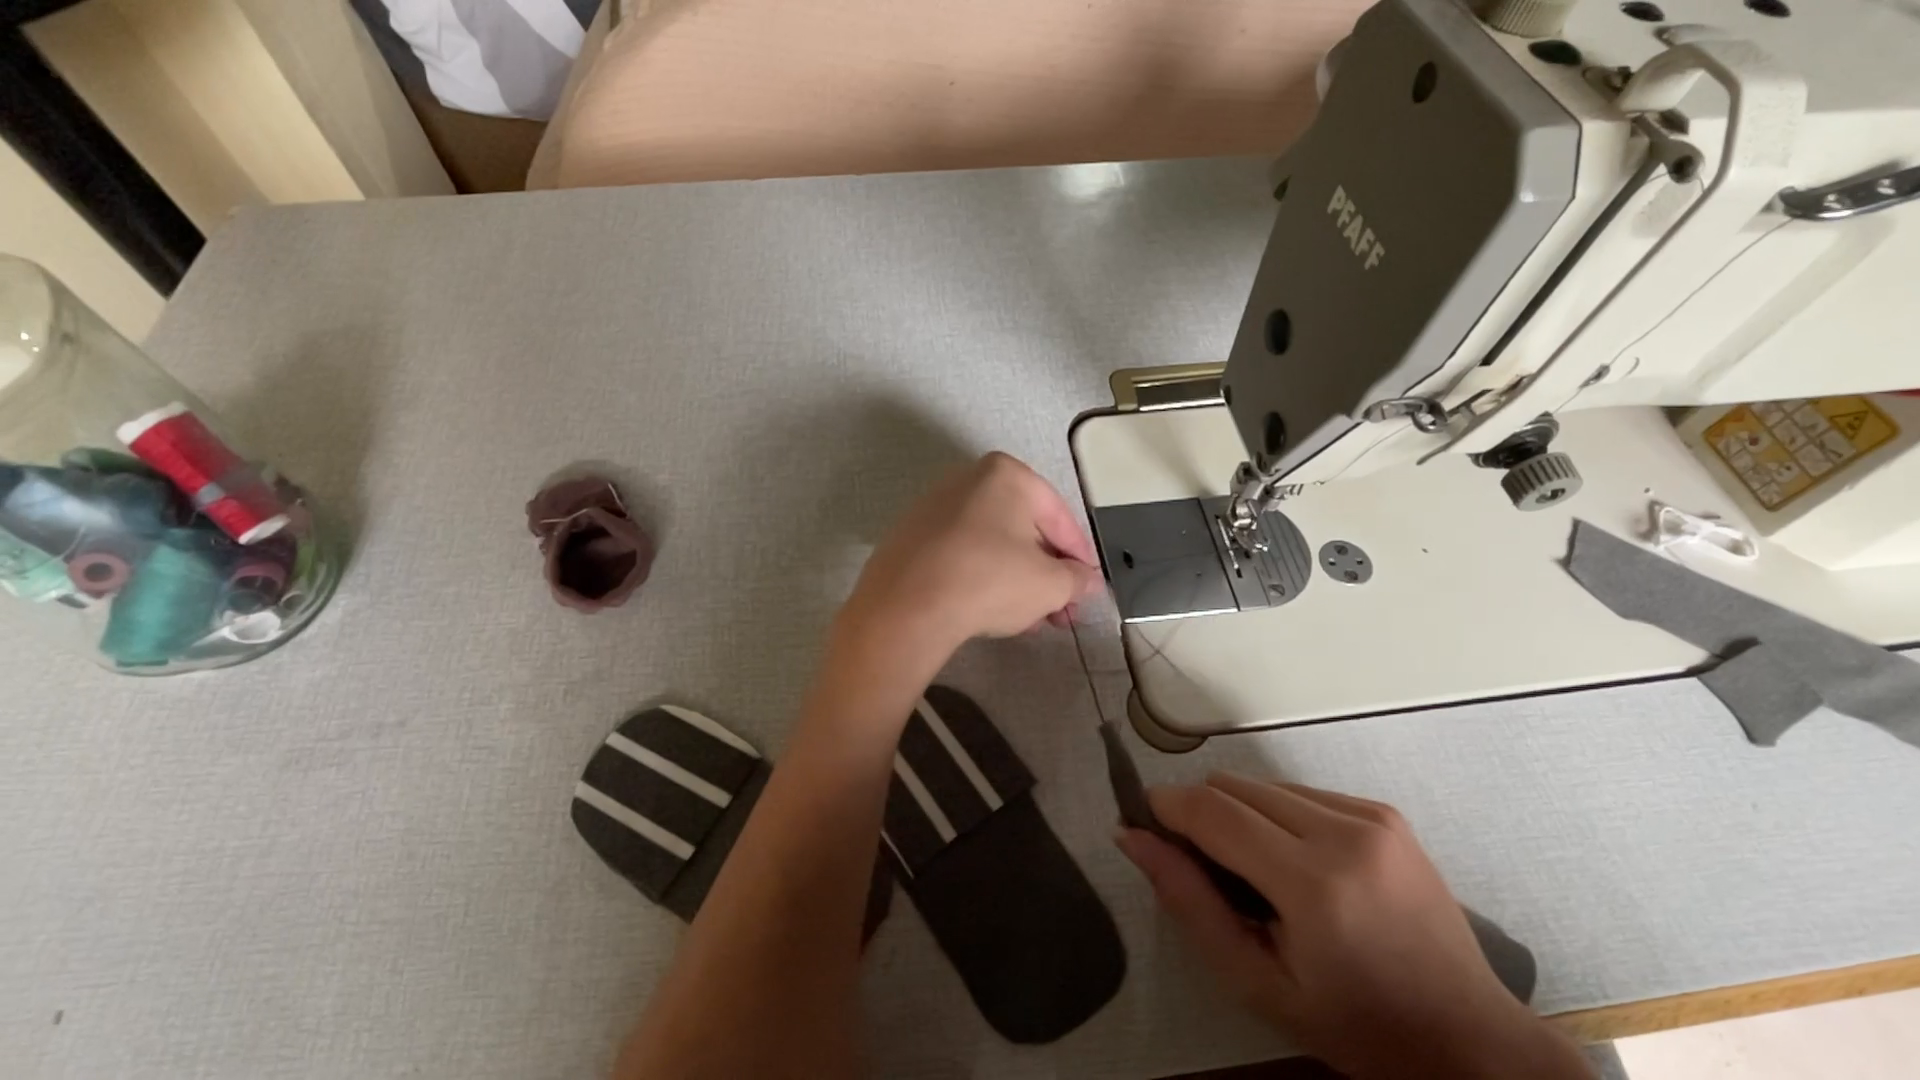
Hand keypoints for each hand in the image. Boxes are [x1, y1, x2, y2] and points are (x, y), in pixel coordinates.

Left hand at [839, 452, 1101, 657]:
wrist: (905, 606)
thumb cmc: (989, 580)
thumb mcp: (1050, 585)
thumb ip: (1077, 579)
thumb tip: (1085, 581)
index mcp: (1007, 474)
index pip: (1060, 517)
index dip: (1080, 557)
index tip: (1088, 587)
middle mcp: (968, 479)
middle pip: (1023, 529)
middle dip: (1046, 573)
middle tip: (1061, 611)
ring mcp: (934, 507)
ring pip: (991, 545)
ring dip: (1016, 580)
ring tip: (1030, 619)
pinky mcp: (910, 538)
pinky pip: (960, 556)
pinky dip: (981, 579)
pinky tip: (991, 612)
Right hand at [1117, 774, 1590, 1079]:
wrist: (1464, 1035)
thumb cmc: (1352, 1023)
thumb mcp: (1256, 982)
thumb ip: (1189, 903)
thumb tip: (1131, 838)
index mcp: (1314, 882)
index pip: (1212, 811)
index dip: (1165, 807)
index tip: (1139, 822)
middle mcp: (1346, 831)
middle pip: (1234, 786)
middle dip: (1199, 813)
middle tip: (1198, 866)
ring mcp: (1372, 816)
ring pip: (1264, 784)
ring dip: (1238, 814)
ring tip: (1251, 872)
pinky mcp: (1385, 812)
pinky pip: (1302, 792)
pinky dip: (1277, 816)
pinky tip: (1291, 863)